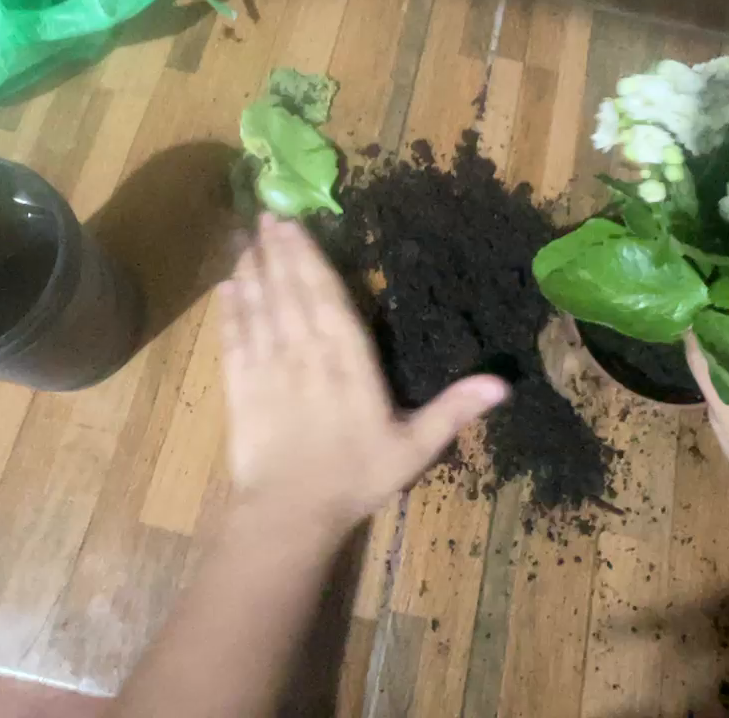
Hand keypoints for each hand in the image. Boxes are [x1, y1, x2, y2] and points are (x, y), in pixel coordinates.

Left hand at [217, 216, 509, 533]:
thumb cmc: (356, 477)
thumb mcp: (414, 446)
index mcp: (347, 357)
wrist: (290, 514)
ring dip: (251, 269)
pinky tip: (224, 288)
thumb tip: (504, 382)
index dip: (309, 257)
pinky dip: (229, 311)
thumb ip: (454, 409)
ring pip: (259, 305)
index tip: (295, 224)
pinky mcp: (239, 386)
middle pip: (289, 289)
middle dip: (278, 249)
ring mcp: (267, 366)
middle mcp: (304, 350)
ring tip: (244, 237)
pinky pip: (233, 339)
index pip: (326, 295)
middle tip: (266, 213)